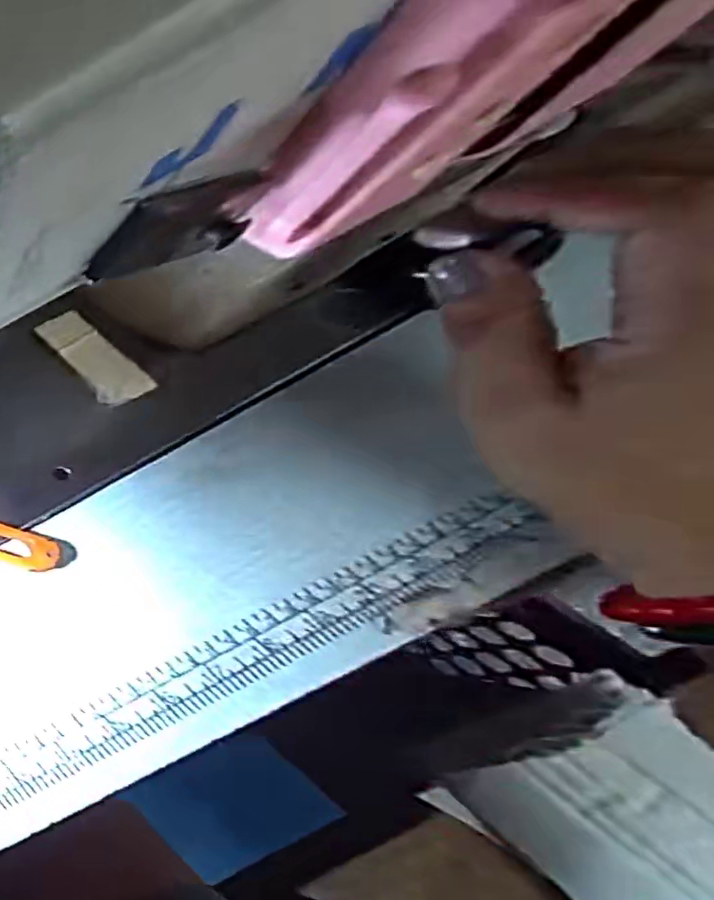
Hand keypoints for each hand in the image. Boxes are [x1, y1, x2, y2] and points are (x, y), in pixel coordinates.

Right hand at [428, 173, 713, 597]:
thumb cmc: (618, 485)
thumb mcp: (522, 422)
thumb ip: (490, 337)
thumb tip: (457, 264)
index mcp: (709, 304)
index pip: (655, 203)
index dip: (563, 189)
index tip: (480, 205)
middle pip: (709, 169)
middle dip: (600, 166)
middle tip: (505, 192)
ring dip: (647, 169)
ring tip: (557, 190)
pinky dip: (684, 196)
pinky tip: (630, 208)